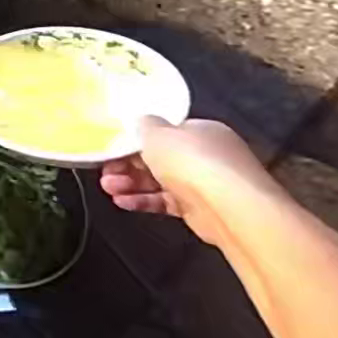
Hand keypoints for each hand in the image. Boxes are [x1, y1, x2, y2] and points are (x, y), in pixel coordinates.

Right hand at [99, 117, 277, 246]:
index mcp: (201, 130)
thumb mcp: (157, 132)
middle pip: (158, 158)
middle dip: (127, 164)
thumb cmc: (192, 161)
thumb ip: (143, 126)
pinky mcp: (202, 212)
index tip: (111, 147)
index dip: (133, 139)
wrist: (233, 210)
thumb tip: (141, 124)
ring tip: (107, 188)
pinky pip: (167, 202)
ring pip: (160, 181)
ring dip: (131, 183)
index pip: (163, 132)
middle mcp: (207, 155)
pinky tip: (122, 202)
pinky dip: (144, 201)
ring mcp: (206, 185)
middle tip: (104, 171)